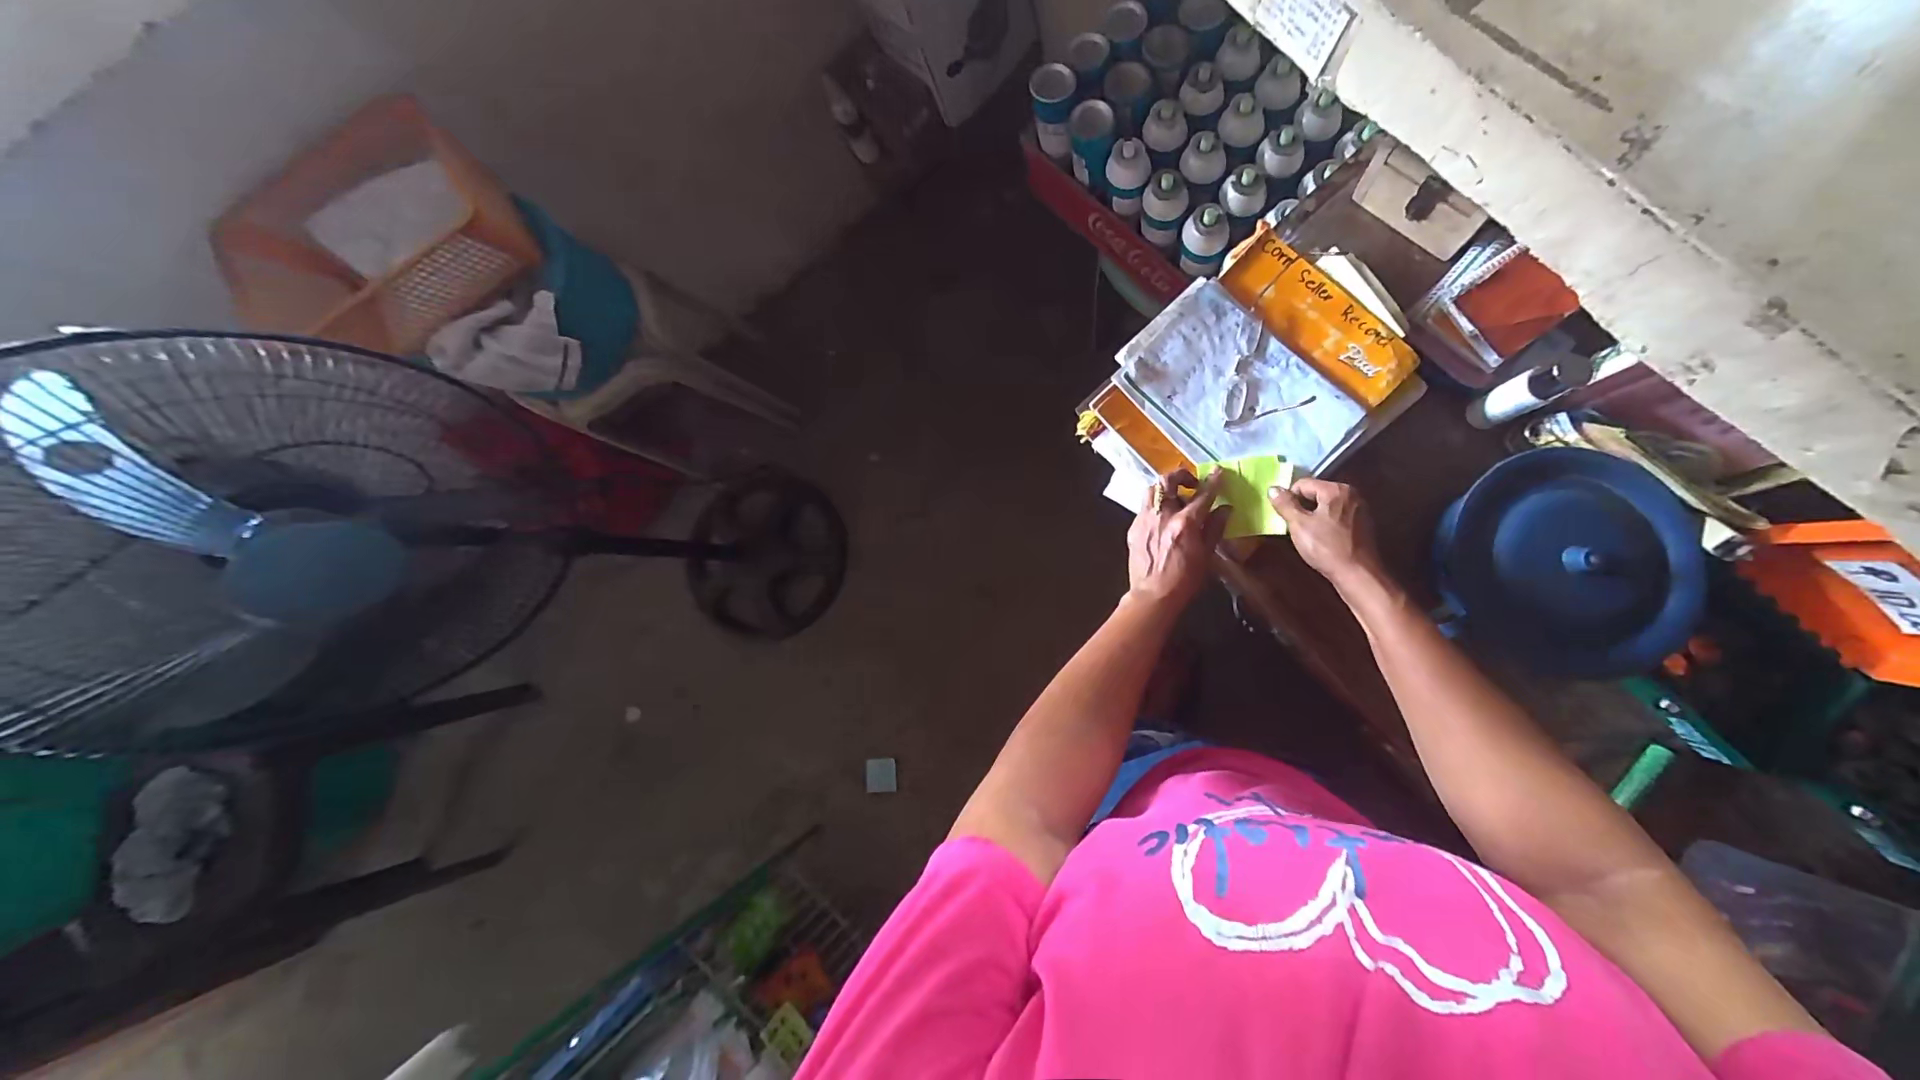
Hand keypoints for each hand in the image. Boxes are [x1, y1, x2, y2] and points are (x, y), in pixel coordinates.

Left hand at [1127, 469, 1230, 607]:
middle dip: (1181, 475)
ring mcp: (1144, 520)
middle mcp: (1162, 515)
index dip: (1213, 482)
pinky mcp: (1133, 528)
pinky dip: (1156, 505)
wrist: (1153, 595)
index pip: (1202, 496)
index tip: (1218, 473)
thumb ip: (1215, 528)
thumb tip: (1225, 509)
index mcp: (1184, 523)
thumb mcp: (1207, 555)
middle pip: (1168, 481)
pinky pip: (1144, 507)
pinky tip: (1163, 517)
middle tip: (1191, 483)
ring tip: (1175, 497)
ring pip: (1152, 490)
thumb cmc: (1185, 579)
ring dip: (1165, 488)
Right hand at [1268, 478, 1386, 592]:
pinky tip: (1324, 539)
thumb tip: (1273, 489)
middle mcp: (1351, 494)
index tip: (1286, 517)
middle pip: (1316, 493)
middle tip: (1295, 526)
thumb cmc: (1326, 547)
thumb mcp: (1299, 525)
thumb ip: (1285, 504)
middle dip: (1302, 507)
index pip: (1302, 484)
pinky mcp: (1363, 523)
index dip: (1289, 499)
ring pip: (1327, 506)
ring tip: (1308, 534)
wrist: (1357, 573)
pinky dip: (1327, 523)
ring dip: (1314, 516)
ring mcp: (1360, 508)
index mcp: (1336, 490)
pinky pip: (1338, 516)